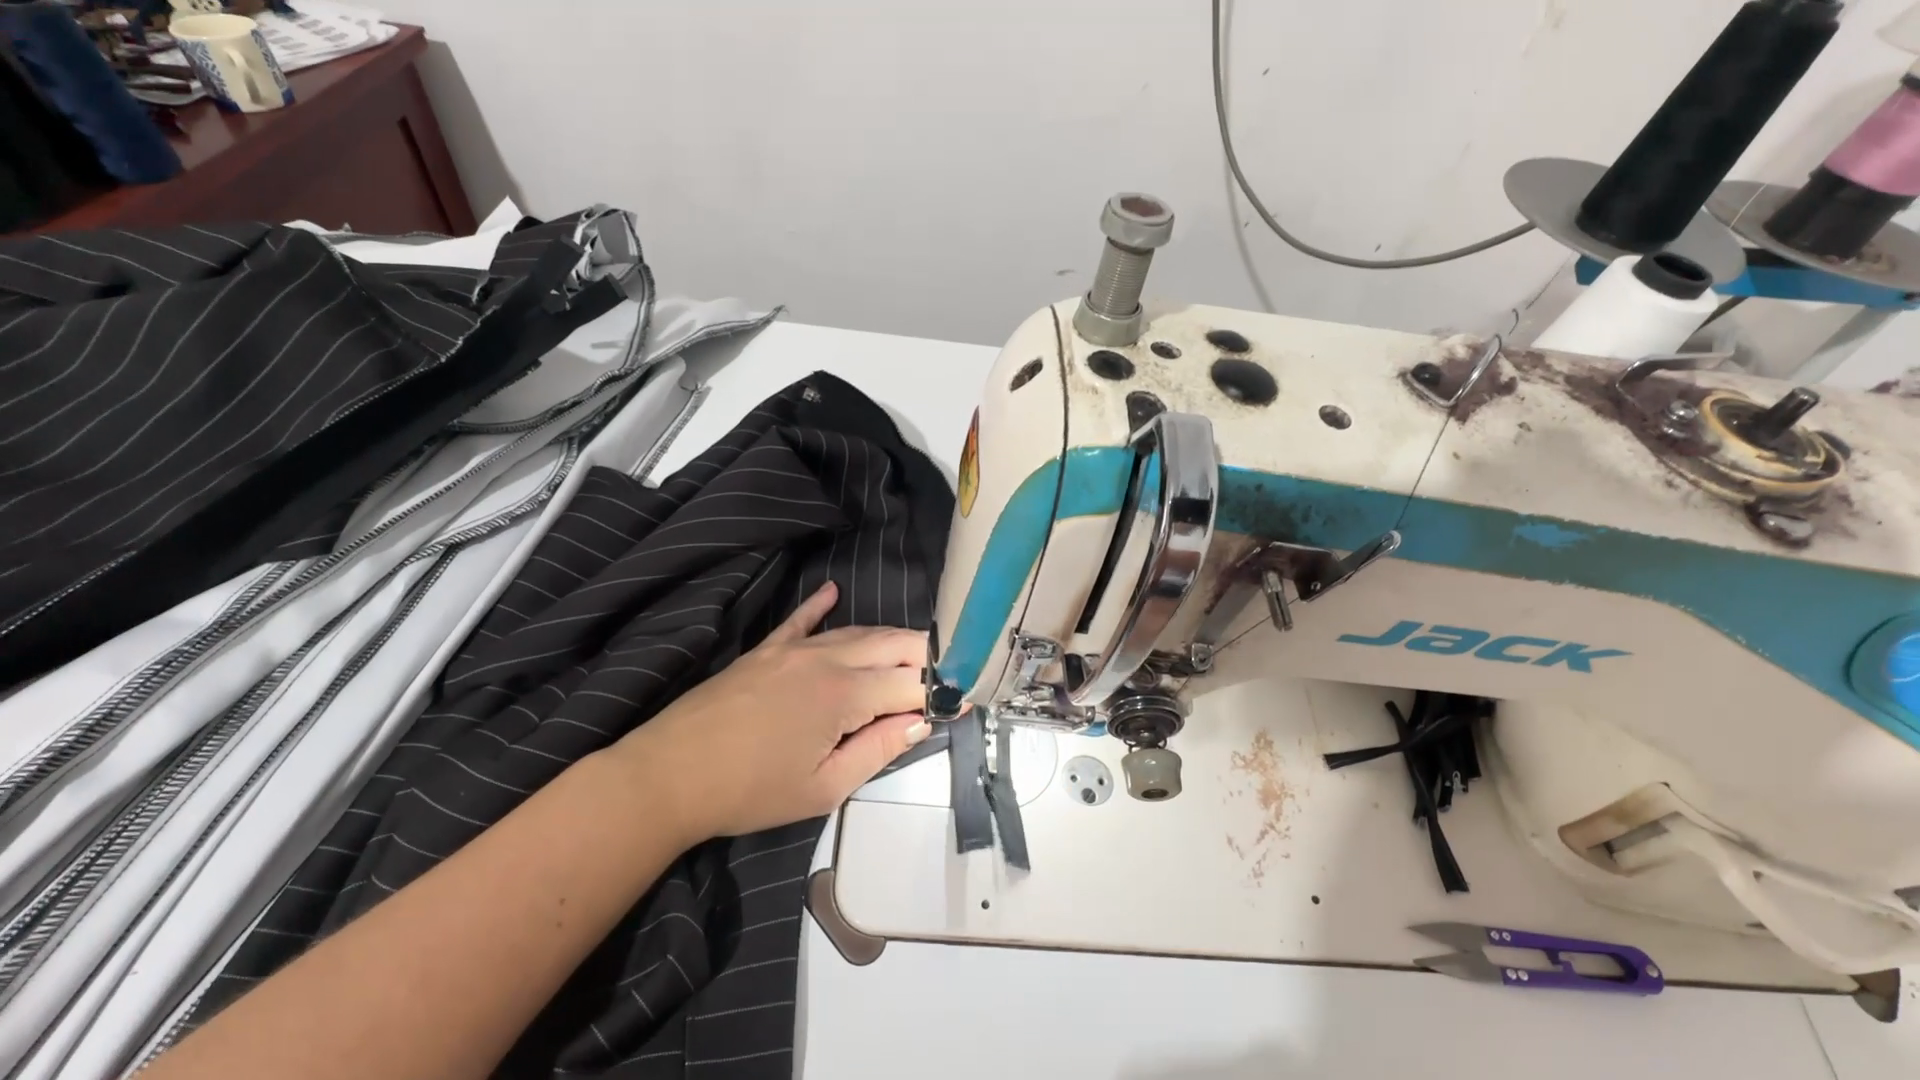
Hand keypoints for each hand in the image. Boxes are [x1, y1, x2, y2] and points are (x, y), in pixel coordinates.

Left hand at [607, 582, 938, 842]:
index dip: (940, 693)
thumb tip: (918, 723)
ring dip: (890, 639)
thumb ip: (877, 751)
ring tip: (914, 653)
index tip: (962, 703)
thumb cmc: (750, 792)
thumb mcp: (824, 788)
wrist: (670, 774)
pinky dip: (821, 605)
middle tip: (945, 677)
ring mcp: (793, 650)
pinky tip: (834, 591)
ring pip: (856, 631)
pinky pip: (800, 620)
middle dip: (926, 657)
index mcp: (845, 695)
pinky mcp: (765, 651)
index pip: (910, 685)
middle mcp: (826, 659)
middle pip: (892, 644)